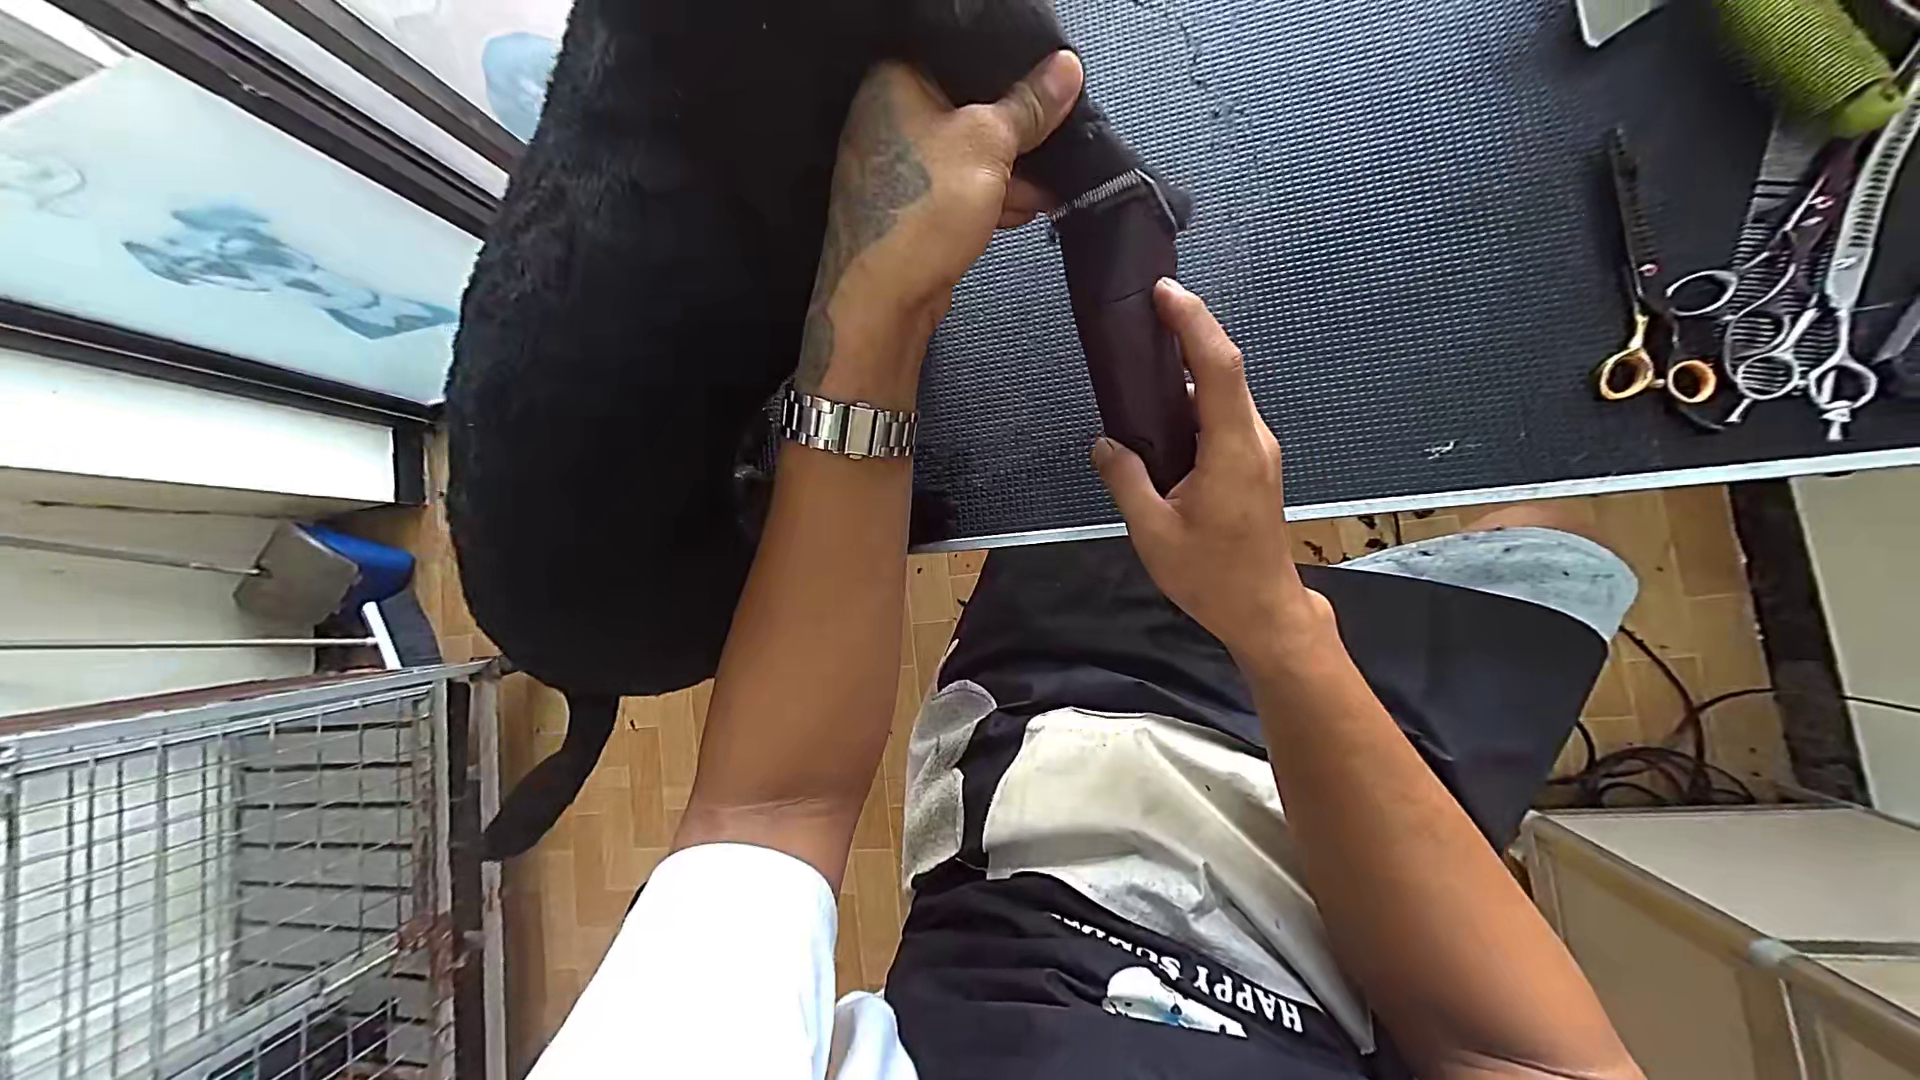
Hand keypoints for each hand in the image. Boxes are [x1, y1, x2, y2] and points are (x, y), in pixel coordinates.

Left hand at [795, 52, 1082, 405]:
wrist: (885, 299)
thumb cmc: (922, 215)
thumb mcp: (989, 146)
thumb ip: (1028, 109)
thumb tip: (1064, 72)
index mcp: (896, 83)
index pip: (966, 63)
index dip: (1013, 79)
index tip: (1051, 98)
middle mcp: (890, 124)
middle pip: (968, 117)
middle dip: (1017, 139)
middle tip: (1057, 150)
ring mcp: (898, 175)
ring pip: (966, 163)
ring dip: (1009, 178)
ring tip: (1050, 191)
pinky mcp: (910, 216)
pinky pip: (957, 198)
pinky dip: (989, 203)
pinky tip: (1022, 212)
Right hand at [1092, 279, 1334, 664]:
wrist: (1262, 609)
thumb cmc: (1211, 575)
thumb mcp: (1152, 531)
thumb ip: (1126, 480)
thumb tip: (1105, 443)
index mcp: (1232, 449)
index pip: (1220, 367)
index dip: (1194, 323)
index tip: (1165, 294)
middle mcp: (1253, 440)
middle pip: (1225, 371)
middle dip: (1189, 336)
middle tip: (1144, 318)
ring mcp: (1258, 452)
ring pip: (1224, 395)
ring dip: (1190, 370)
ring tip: (1146, 361)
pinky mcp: (1253, 464)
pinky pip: (1224, 418)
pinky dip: (1195, 401)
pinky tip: (1163, 412)